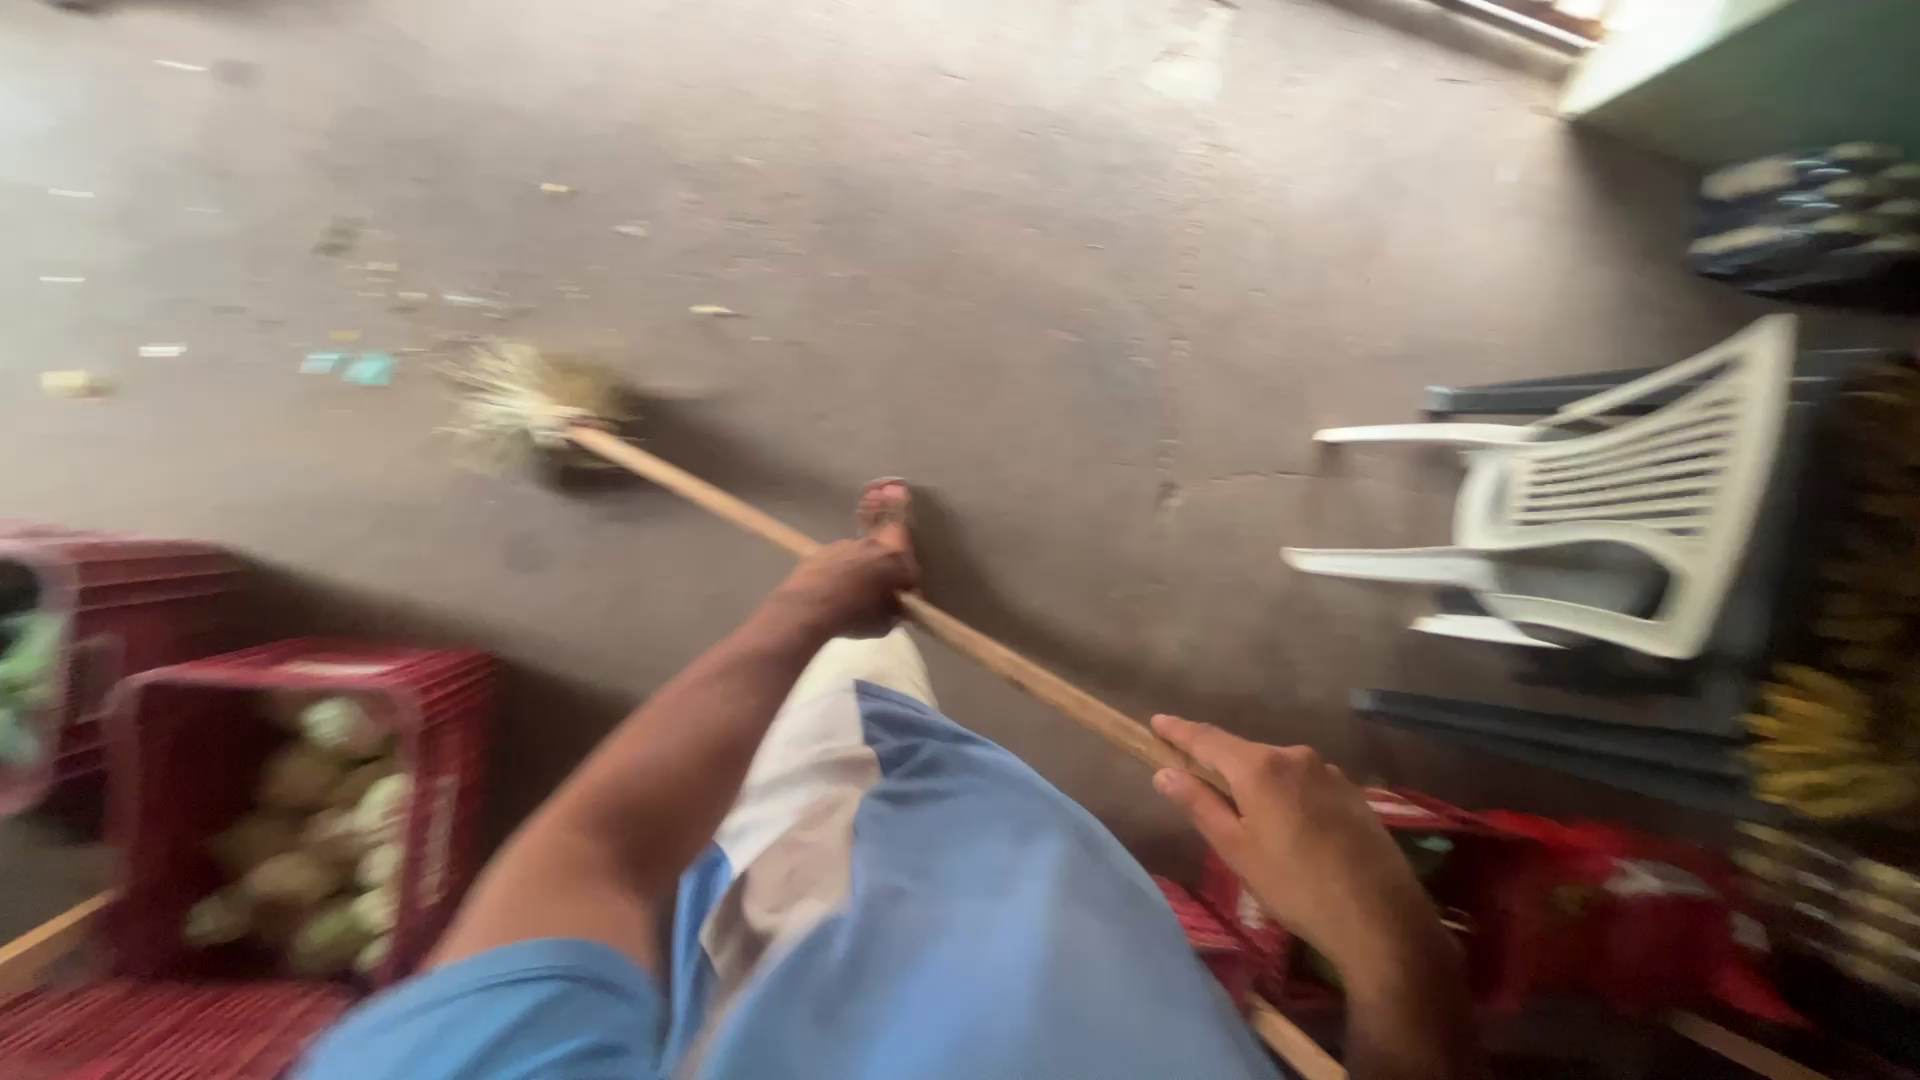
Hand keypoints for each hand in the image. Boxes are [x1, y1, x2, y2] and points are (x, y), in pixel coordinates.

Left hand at [766, 537, 916, 638]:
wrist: (807, 607)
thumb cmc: (852, 616)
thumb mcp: (883, 624)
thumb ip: (895, 612)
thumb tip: (896, 608)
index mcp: (894, 561)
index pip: (911, 574)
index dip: (908, 590)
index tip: (902, 603)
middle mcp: (874, 545)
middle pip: (887, 557)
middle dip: (886, 573)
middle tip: (878, 593)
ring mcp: (847, 543)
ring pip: (862, 556)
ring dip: (861, 569)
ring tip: (851, 591)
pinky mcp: (823, 548)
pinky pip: (839, 559)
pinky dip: (840, 570)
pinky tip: (831, 588)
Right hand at [1151, 714, 1451, 993]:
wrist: (1383, 921)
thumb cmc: (1296, 886)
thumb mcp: (1236, 850)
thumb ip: (1199, 804)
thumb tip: (1164, 773)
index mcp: (1258, 767)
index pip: (1206, 739)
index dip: (1178, 731)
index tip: (1156, 722)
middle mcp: (1293, 756)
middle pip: (1242, 752)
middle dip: (1217, 762)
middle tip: (1196, 780)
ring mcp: (1327, 772)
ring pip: (1275, 767)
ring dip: (1254, 780)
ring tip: (1245, 814)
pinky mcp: (1351, 792)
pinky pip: (1303, 781)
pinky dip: (1284, 791)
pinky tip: (1289, 825)